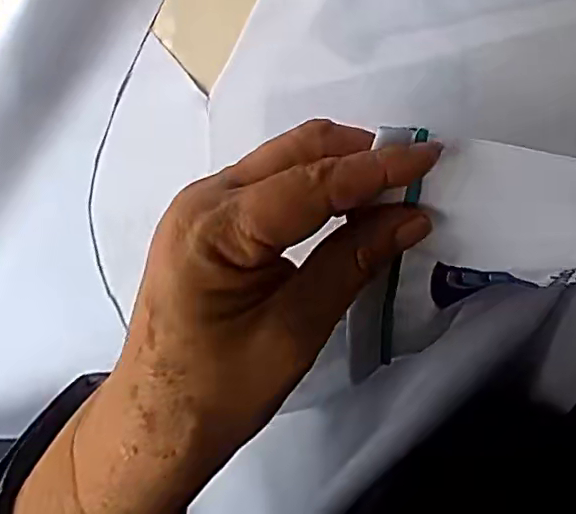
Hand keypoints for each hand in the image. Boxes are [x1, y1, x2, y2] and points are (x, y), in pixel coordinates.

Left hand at [17, 120, 438, 513]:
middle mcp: (203, 196)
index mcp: (215, 226)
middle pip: (293, 153)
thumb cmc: (216, 392)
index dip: (374, 168)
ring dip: (336, 162)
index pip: (310, 182)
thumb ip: (351, 264)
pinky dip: (311, 178)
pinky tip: (342, 197)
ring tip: (388, 182)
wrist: (149, 423)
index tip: (426, 154)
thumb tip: (409, 217)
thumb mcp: (293, 333)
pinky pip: (268, 176)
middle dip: (357, 154)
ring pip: (281, 157)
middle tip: (413, 169)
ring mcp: (200, 199)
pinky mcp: (206, 211)